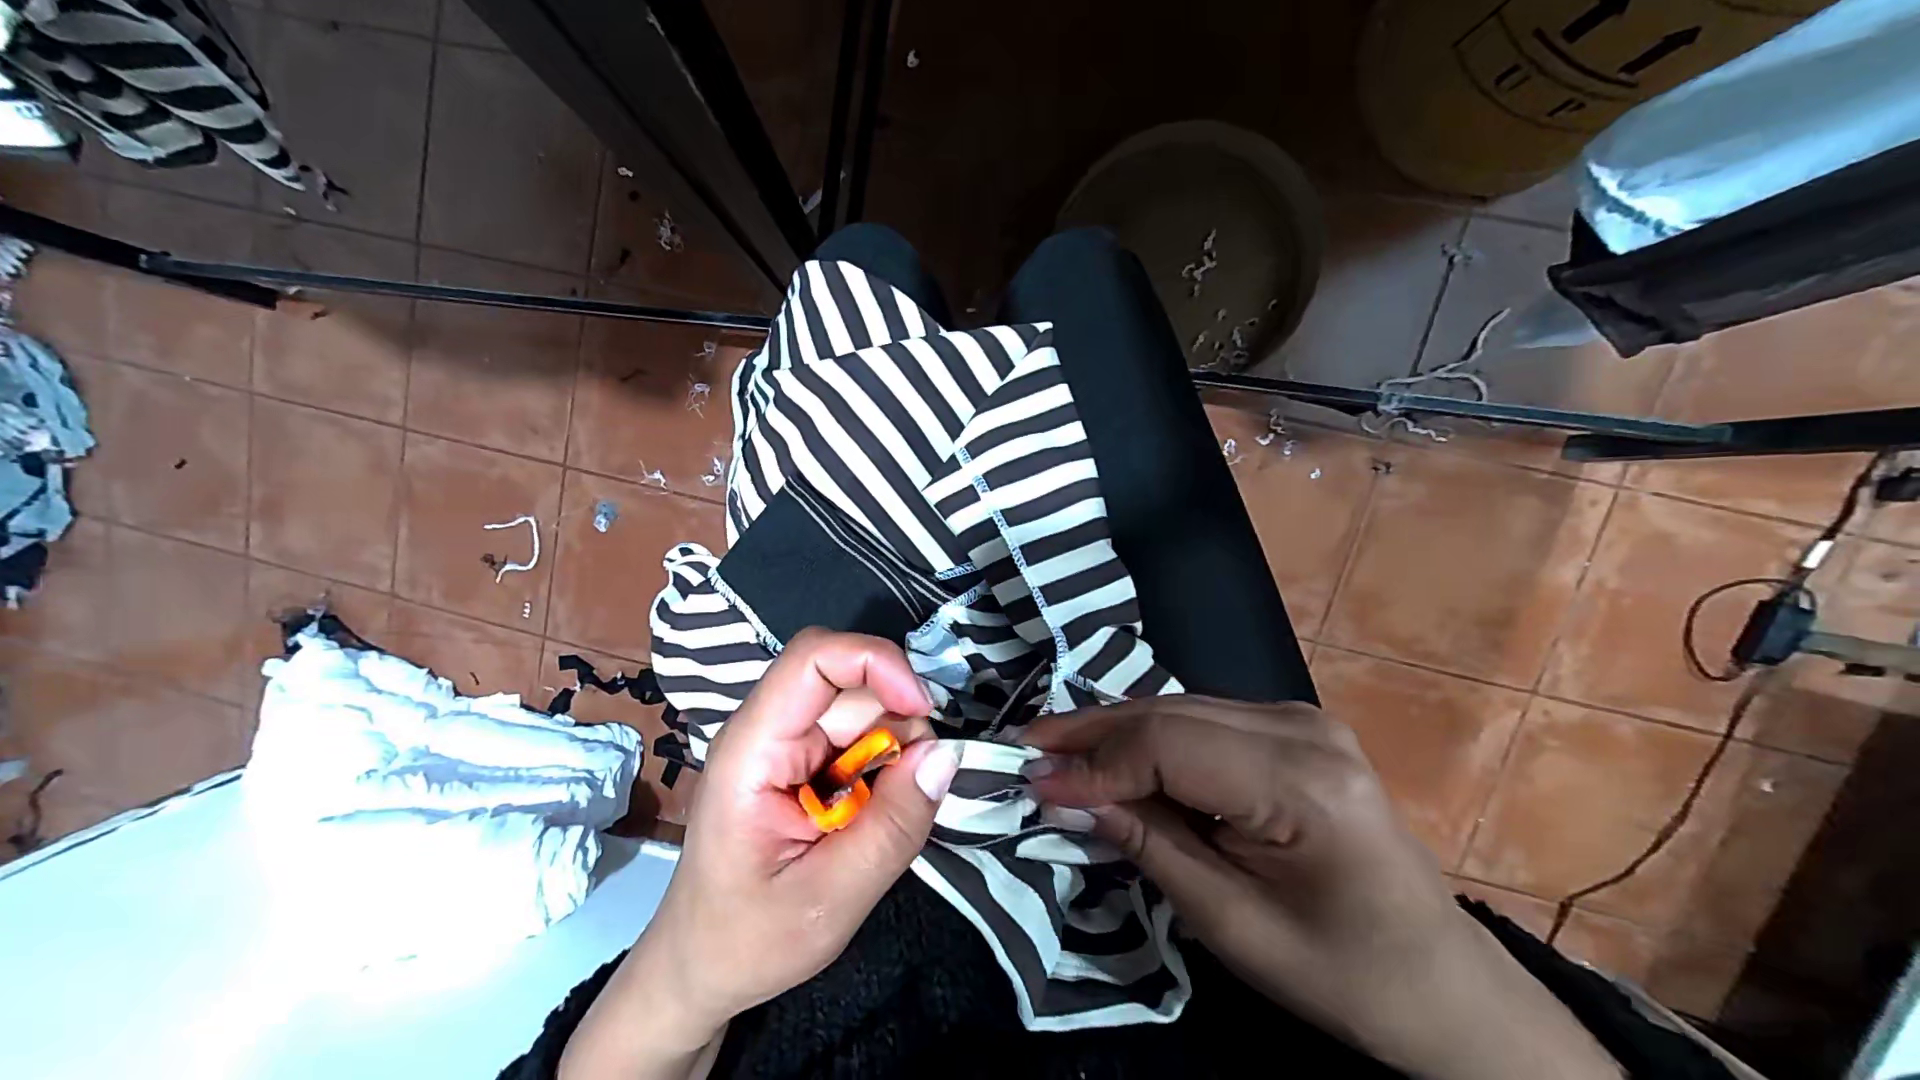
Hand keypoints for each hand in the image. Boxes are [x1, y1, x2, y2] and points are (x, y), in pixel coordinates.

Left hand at [560, 629, 959, 1079]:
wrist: (699, 966)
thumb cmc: (746, 939)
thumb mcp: (829, 900)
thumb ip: (892, 828)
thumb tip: (944, 754)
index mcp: (755, 748)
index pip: (813, 658)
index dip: (875, 662)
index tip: (922, 709)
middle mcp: (769, 729)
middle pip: (847, 681)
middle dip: (897, 719)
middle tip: (912, 787)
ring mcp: (786, 743)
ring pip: (862, 707)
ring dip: (895, 747)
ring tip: (885, 815)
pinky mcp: (804, 760)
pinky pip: (860, 737)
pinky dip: (886, 764)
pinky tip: (875, 813)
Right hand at [1023, 696, 1620, 1079]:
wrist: (1441, 982)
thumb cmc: (1342, 973)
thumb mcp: (1231, 925)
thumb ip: (1147, 844)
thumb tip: (1064, 795)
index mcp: (1303, 782)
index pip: (1167, 746)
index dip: (1093, 763)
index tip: (1031, 782)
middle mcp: (1303, 728)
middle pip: (1168, 714)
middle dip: (1092, 734)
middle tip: (1027, 749)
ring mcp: (1302, 720)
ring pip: (1179, 709)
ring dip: (1115, 731)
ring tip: (1056, 751)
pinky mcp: (1295, 728)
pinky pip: (1202, 721)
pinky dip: (1151, 739)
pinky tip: (1114, 755)